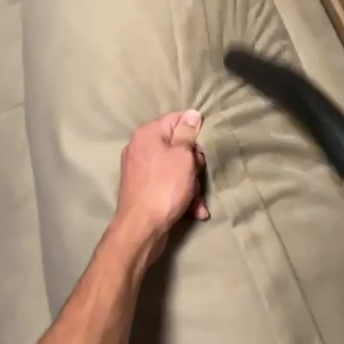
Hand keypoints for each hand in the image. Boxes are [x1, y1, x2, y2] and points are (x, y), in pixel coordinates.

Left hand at [112, 110, 207, 257]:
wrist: (141, 229)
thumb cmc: (165, 187)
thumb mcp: (183, 156)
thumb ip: (188, 134)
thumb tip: (192, 114)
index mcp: (148, 133)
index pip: (177, 119)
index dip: (194, 131)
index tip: (203, 148)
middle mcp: (141, 147)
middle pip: (177, 145)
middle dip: (193, 164)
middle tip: (198, 175)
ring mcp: (140, 168)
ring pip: (175, 168)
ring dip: (191, 183)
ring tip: (197, 201)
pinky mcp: (142, 188)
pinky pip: (167, 183)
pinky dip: (180, 194)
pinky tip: (193, 210)